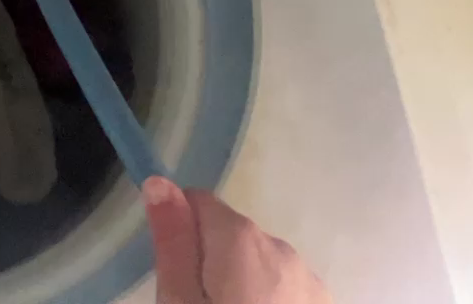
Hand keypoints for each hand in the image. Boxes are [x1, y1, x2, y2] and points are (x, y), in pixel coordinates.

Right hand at [144, 176, 331, 303]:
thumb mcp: (179, 299)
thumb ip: (172, 240)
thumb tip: (159, 181)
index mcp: (240, 236)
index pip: (197, 201)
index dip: (182, 232)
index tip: (178, 272)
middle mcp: (281, 246)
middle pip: (231, 234)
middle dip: (214, 261)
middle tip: (202, 303)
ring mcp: (313, 281)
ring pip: (262, 263)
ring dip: (247, 284)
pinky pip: (289, 289)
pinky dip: (275, 302)